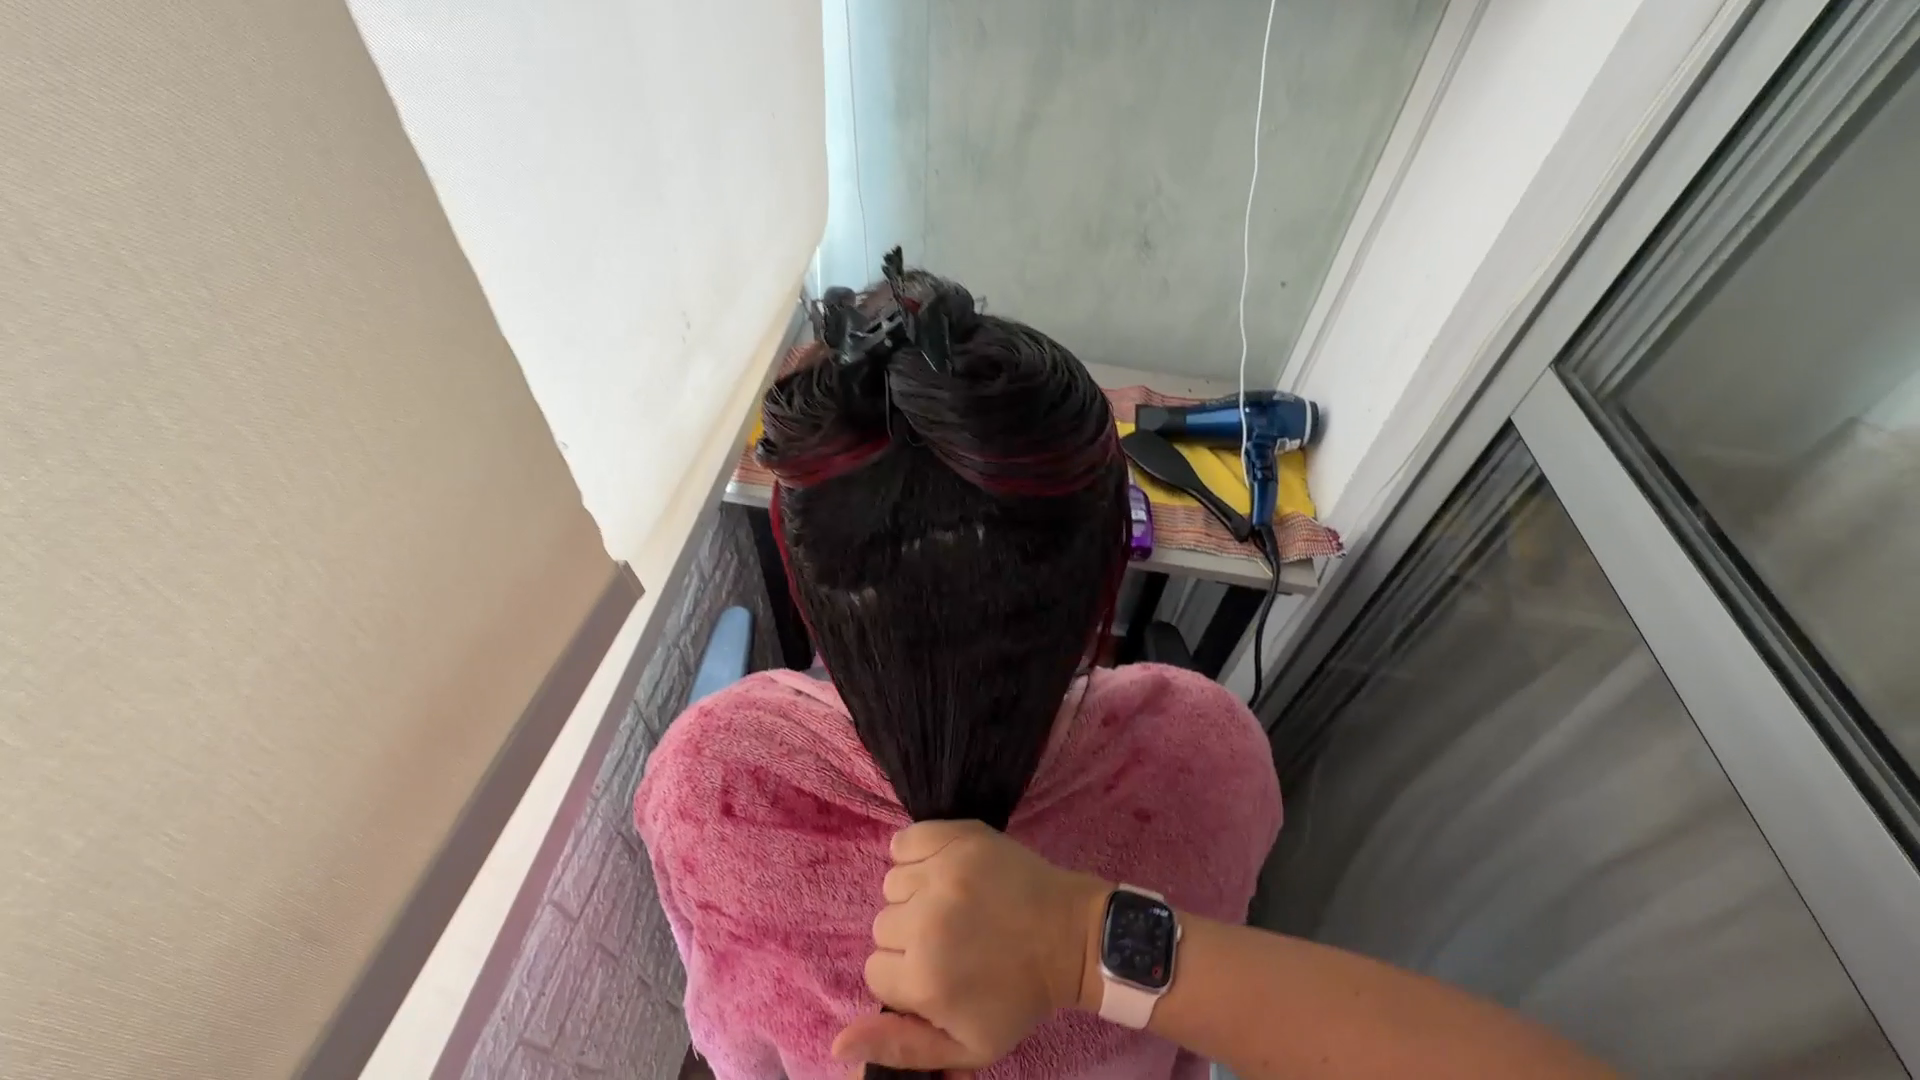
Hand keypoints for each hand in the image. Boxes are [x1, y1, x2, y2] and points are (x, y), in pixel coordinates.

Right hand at [831, 821, 1109, 1072]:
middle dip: (909, 935)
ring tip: (955, 905)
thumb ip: (900, 1045)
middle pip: (882, 926)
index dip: (906, 974)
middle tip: (953, 938)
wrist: (1071, 936)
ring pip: (893, 884)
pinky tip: (942, 869)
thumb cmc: (1019, 995)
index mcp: (924, 978)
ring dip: (915, 894)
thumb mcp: (967, 1044)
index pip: (875, 970)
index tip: (940, 972)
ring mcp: (943, 872)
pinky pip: (905, 840)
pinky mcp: (959, 836)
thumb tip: (838, 1043)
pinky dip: (915, 852)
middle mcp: (925, 922)